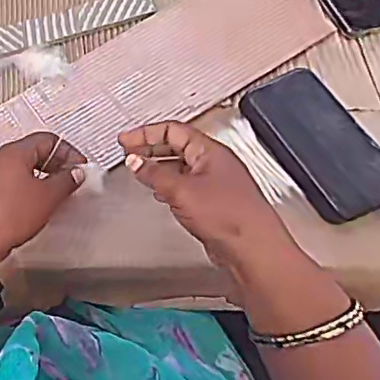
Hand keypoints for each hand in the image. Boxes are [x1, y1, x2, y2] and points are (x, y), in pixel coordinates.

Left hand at [0, 133, 86, 261]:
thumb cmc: (5, 215)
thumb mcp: (48, 196)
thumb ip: (66, 180)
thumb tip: (75, 173)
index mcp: (15, 152)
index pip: (48, 140)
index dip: (68, 152)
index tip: (79, 167)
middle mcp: (1, 160)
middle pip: (36, 152)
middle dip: (57, 164)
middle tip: (71, 179)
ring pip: (25, 168)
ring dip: (44, 178)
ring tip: (57, 194)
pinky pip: (15, 183)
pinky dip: (30, 189)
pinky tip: (38, 205)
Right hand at [118, 121, 294, 267]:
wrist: (252, 248)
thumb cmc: (231, 217)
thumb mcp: (181, 190)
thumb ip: (154, 174)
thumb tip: (135, 161)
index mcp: (210, 151)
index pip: (173, 130)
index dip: (146, 133)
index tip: (127, 139)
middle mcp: (214, 164)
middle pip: (176, 145)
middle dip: (150, 147)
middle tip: (129, 151)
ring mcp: (215, 182)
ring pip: (180, 166)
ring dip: (157, 166)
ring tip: (139, 170)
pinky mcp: (213, 202)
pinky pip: (185, 185)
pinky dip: (167, 184)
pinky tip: (160, 191)